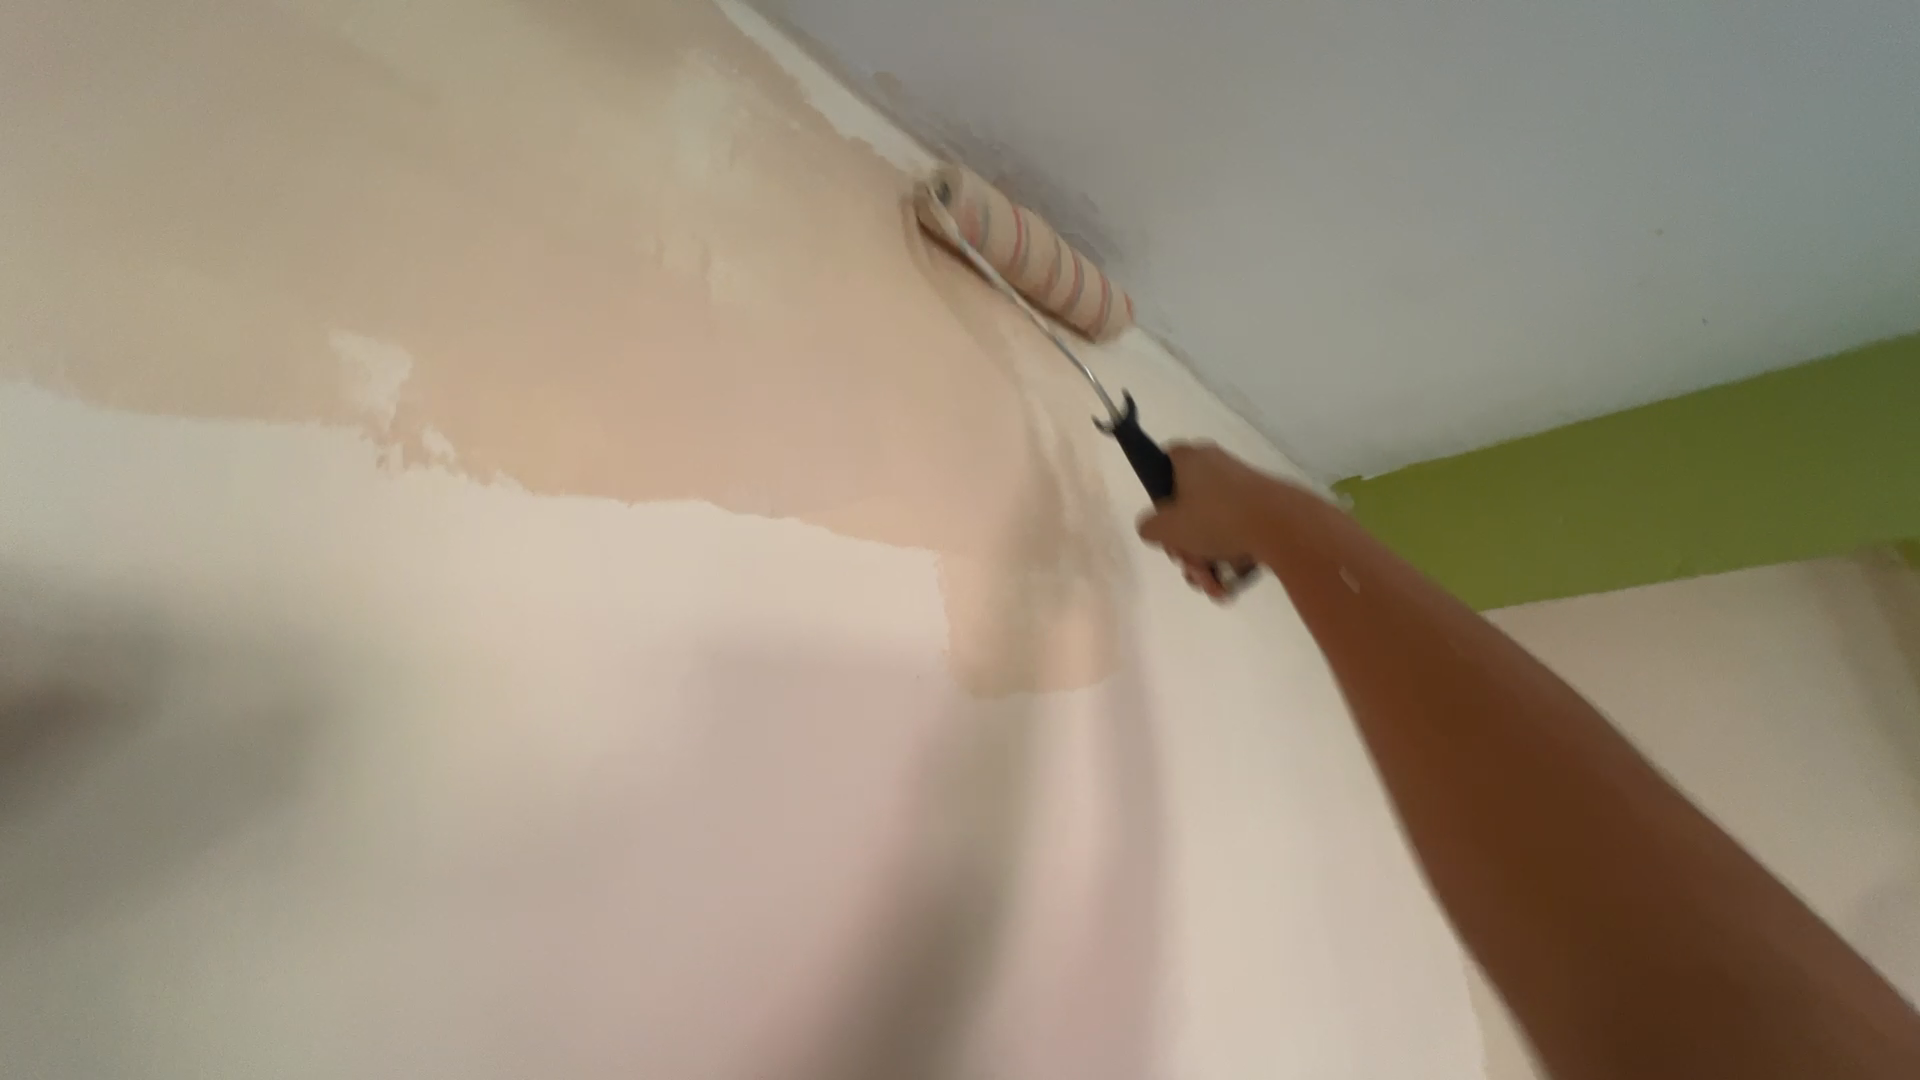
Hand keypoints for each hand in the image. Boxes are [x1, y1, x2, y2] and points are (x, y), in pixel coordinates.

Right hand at [1135, 441, 1271, 600]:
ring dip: (1206, 561)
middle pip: (1186, 506)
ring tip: (1212, 585)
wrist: (1284, 527)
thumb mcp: (1167, 529)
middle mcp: (1216, 466)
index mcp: (1191, 460)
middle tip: (1189, 566)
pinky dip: (1230, 558)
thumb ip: (1149, 527)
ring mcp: (1243, 487)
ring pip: (1211, 526)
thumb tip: (1155, 528)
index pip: (1164, 460)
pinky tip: (1230, 583)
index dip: (1157, 487)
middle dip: (1184, 545)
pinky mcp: (1265, 507)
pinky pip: (1237, 532)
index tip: (1163, 516)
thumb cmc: (1216, 519)